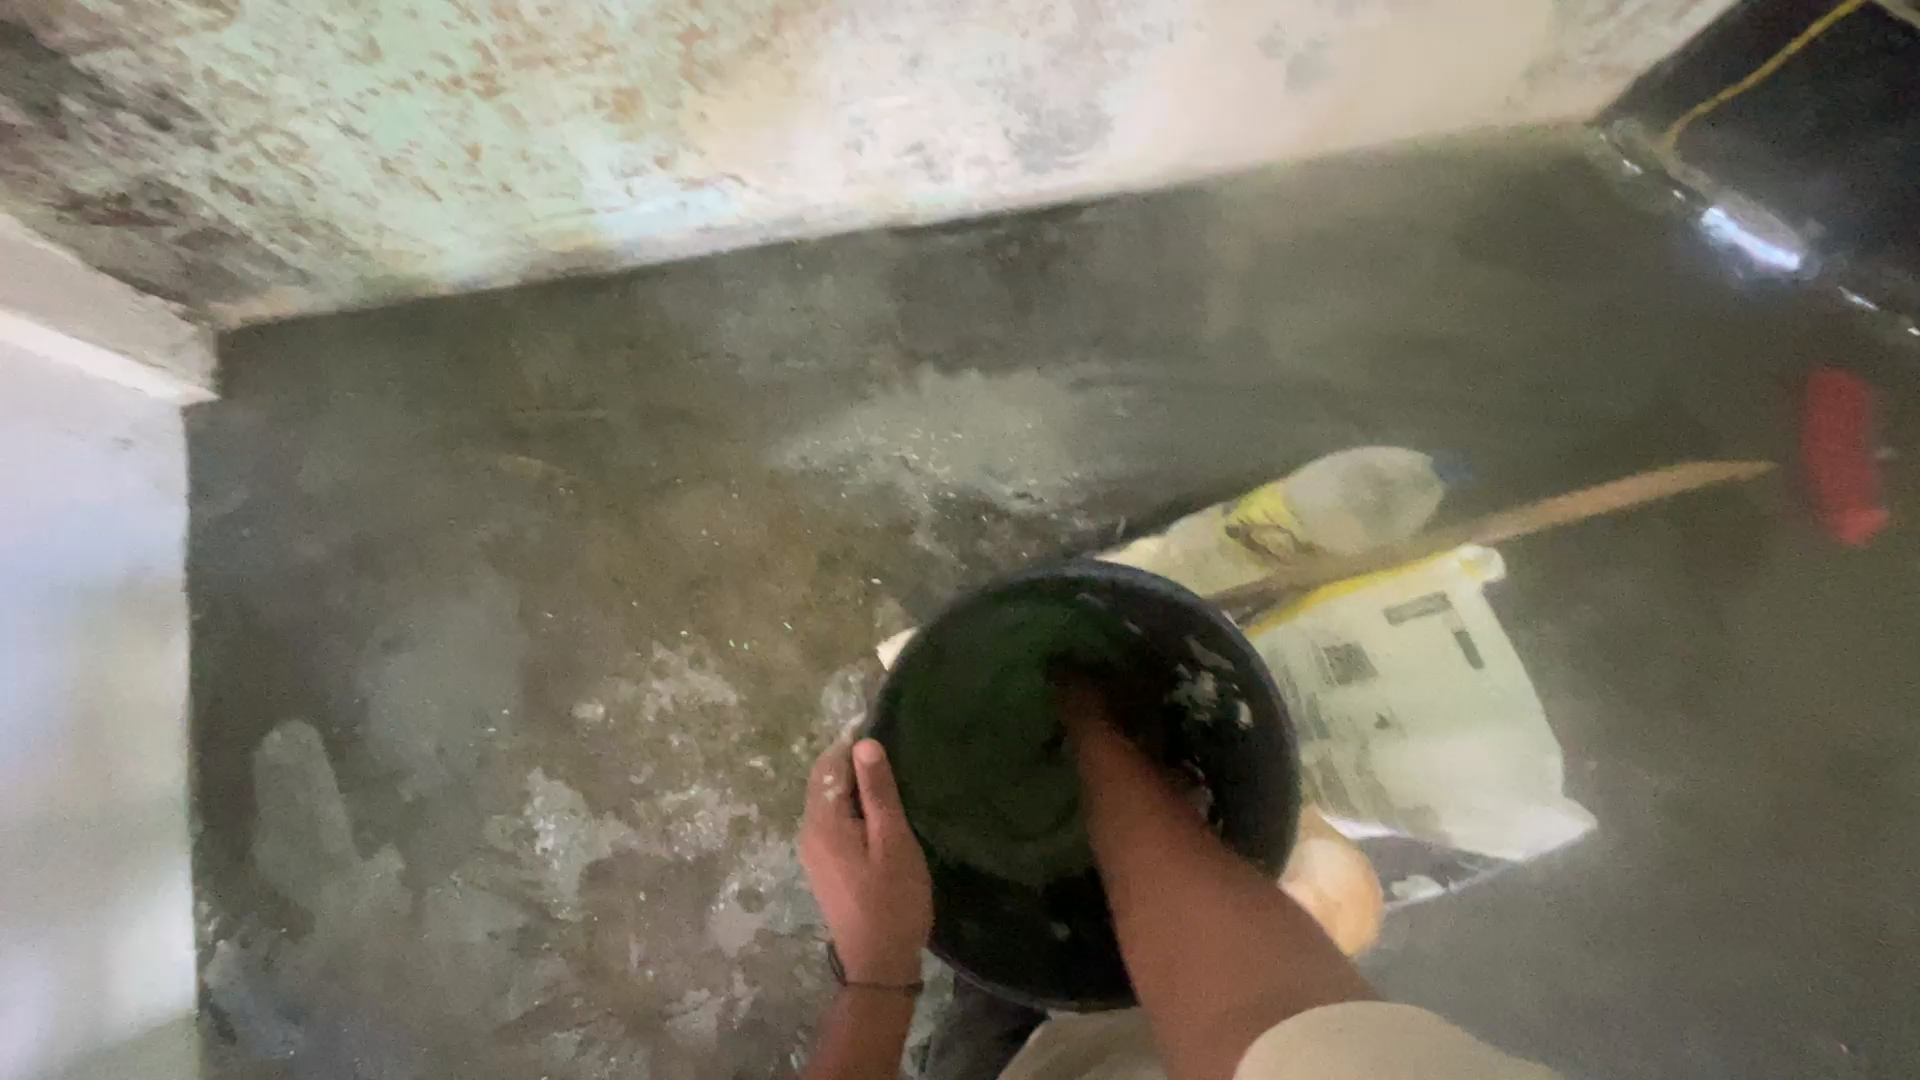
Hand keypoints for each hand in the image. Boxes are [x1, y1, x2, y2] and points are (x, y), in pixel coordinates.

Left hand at [800, 738, 932, 985]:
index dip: (851, 740)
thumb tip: (864, 743)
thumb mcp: (893, 840)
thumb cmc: (892, 898)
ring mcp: (814, 848)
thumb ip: (878, 791)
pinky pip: (833, 816)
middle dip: (850, 756)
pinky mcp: (825, 862)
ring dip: (852, 778)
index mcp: (823, 821)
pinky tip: (878, 802)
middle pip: (824, 779)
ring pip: (828, 798)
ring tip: (888, 766)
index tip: (879, 720)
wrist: (878, 963)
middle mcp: (810, 830)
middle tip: (888, 740)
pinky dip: (851, 800)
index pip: (828, 765)